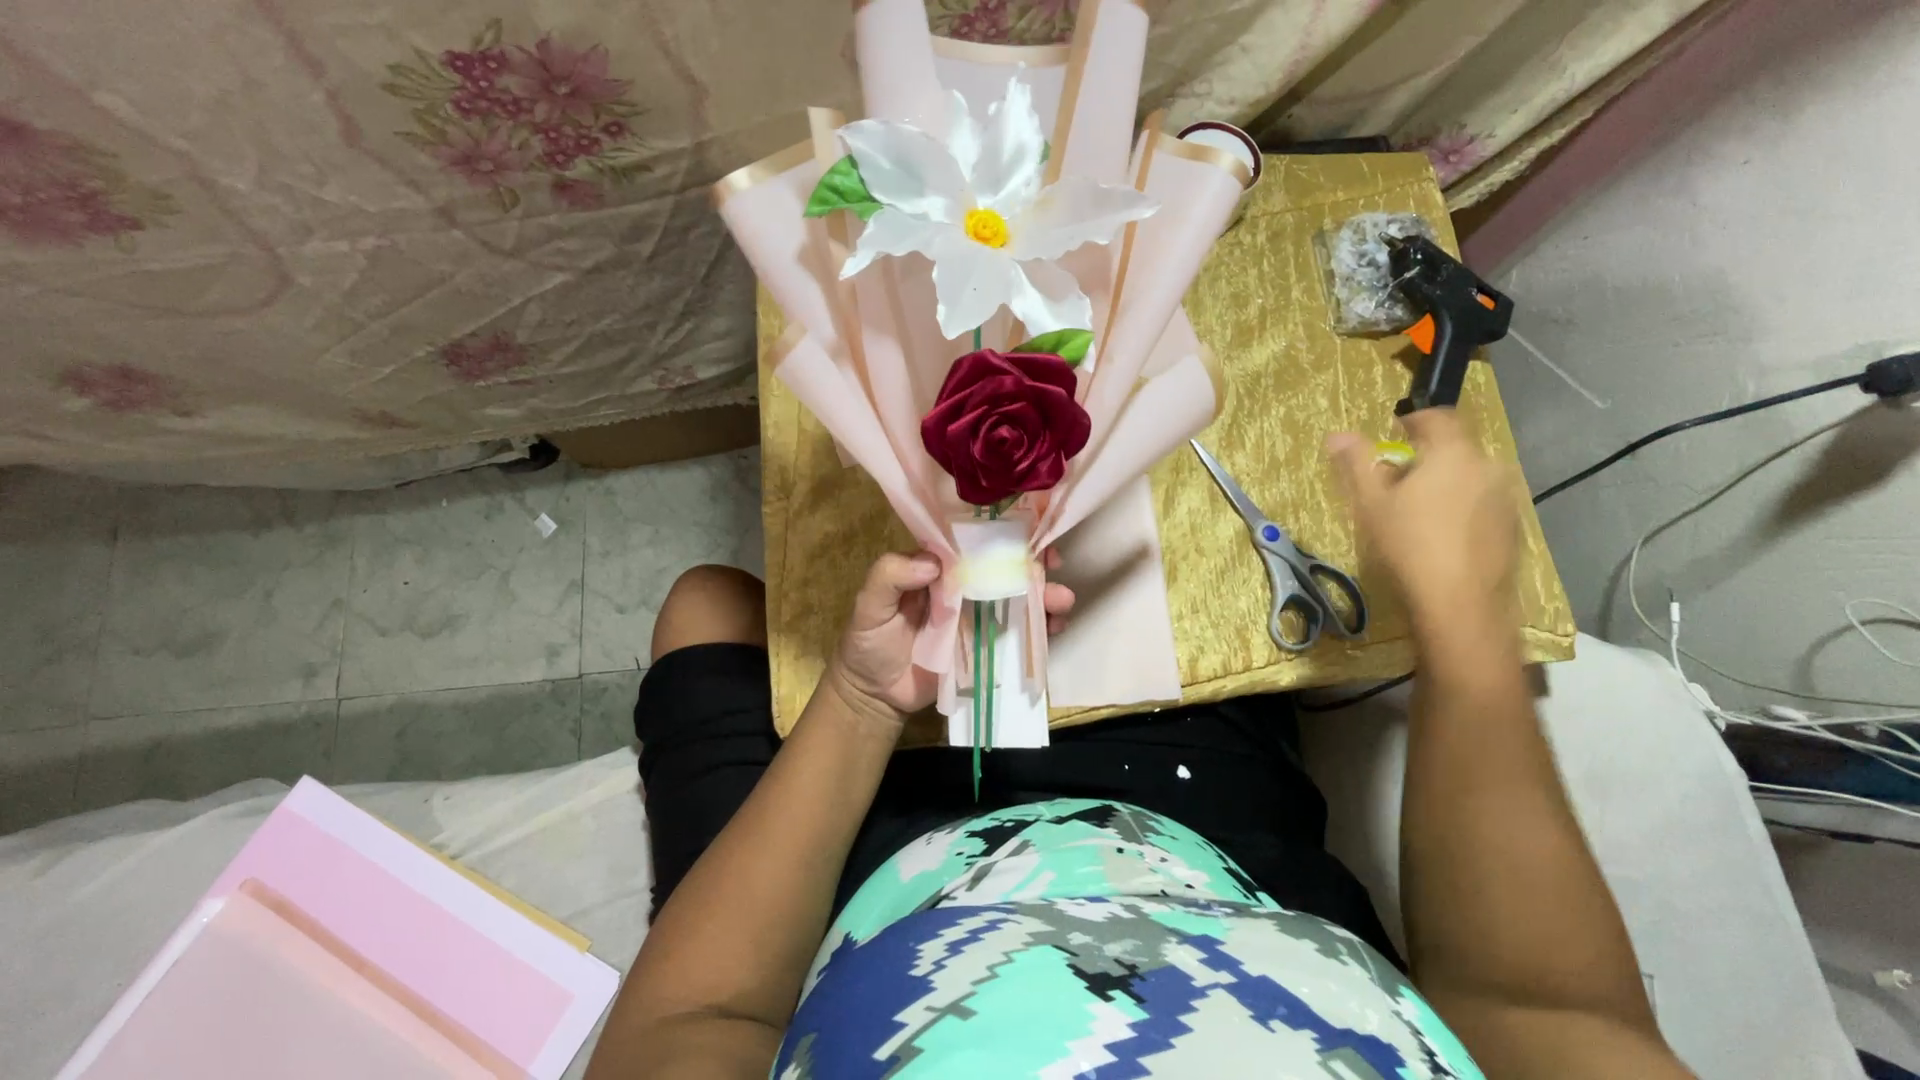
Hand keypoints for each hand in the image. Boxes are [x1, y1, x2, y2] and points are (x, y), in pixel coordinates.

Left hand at [830, 549, 1074, 724]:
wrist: (874, 695)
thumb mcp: (869, 605)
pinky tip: (1055, 627)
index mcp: (937, 568)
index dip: (1001, 534)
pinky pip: (1019, 634)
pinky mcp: (987, 647)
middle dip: (1033, 565)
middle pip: (1003, 569)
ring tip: (1060, 601)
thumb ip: (889, 576)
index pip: (972, 542)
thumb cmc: (868, 642)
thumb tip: (931, 562)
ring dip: (1043, 596)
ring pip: (1017, 599)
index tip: (1025, 534)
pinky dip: (1041, 628)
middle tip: (1054, 567)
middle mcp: (962, 587)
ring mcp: (978, 618)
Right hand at [1327, 409, 1519, 631]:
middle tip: (1398, 481)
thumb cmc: (1409, 545)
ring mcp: (1506, 498)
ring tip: (1419, 511)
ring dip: (1446, 484)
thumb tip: (1337, 434)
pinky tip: (1442, 536)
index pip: (1437, 417)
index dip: (1414, 421)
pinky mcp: (1513, 527)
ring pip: (1471, 477)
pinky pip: (1483, 504)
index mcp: (1454, 452)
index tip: (1394, 434)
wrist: (1460, 603)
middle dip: (1428, 458)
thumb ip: (1356, 464)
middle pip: (1455, 448)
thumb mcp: (1371, 503)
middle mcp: (1488, 466)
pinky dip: (1463, 509)